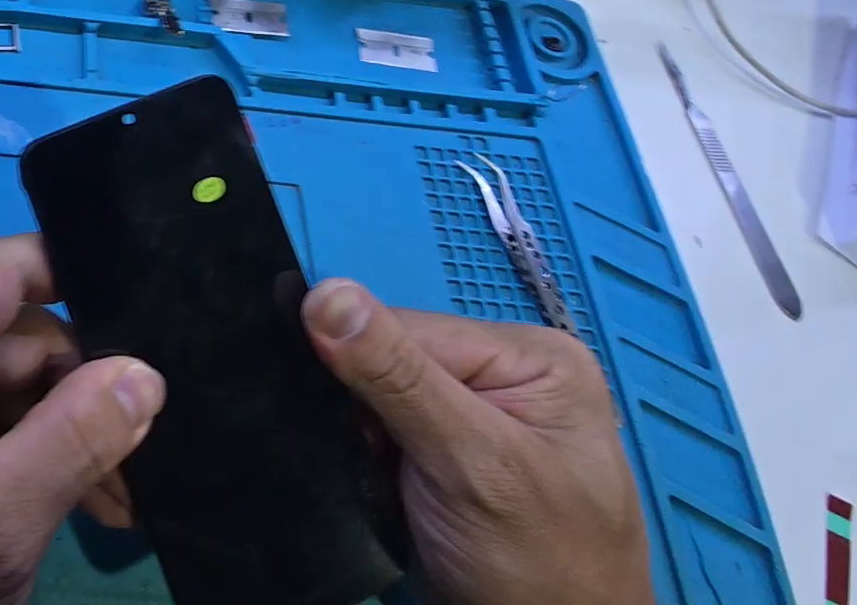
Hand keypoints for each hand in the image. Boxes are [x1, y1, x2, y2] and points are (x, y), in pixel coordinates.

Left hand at [0, 234, 165, 604]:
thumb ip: (73, 439)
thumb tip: (143, 373)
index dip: (67, 270)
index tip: (142, 298)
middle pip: (23, 338)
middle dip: (86, 388)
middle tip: (144, 450)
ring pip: (25, 388)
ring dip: (77, 435)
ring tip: (123, 500)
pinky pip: (8, 429)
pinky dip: (51, 460)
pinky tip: (98, 507)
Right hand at [302, 279, 655, 604]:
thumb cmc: (532, 565)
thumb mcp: (468, 462)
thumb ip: (395, 374)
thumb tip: (324, 290)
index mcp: (529, 354)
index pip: (401, 323)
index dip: (364, 367)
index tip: (374, 432)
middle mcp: (501, 365)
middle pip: (384, 349)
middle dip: (363, 402)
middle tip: (382, 458)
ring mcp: (472, 403)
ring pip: (370, 381)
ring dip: (357, 426)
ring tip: (383, 468)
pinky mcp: (441, 436)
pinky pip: (373, 412)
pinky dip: (361, 442)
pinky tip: (381, 471)